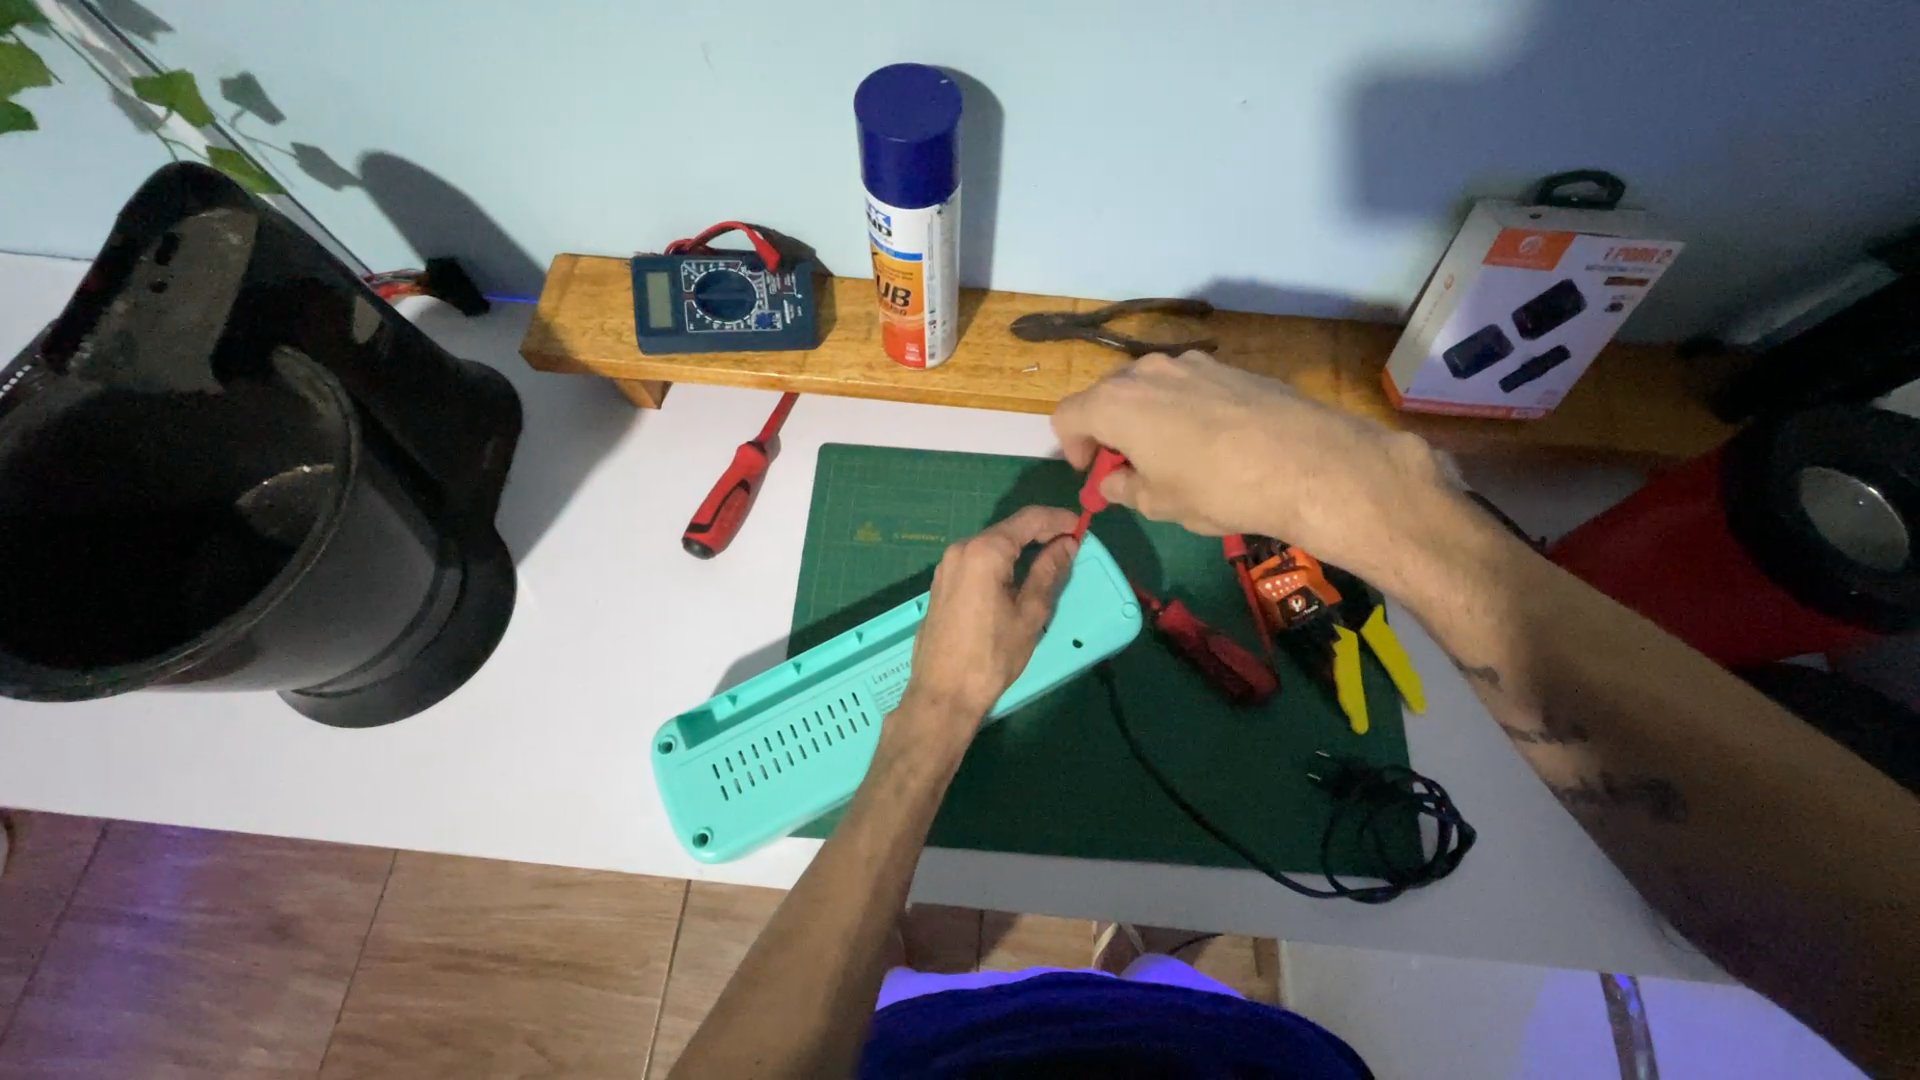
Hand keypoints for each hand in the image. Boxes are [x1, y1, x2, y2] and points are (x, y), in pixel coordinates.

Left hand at [890, 506, 1080, 754]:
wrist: (942, 693)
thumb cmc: (992, 655)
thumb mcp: (1030, 614)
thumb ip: (1049, 572)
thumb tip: (1067, 544)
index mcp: (984, 551)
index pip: (1028, 519)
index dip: (1058, 519)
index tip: (1081, 526)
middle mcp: (961, 550)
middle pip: (1008, 529)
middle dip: (1041, 533)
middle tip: (1071, 545)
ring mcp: (947, 567)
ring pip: (992, 545)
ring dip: (1022, 548)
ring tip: (1050, 561)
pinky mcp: (942, 584)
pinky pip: (978, 561)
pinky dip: (1002, 562)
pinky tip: (1018, 577)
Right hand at [1051, 350, 1456, 581]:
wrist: (1308, 463)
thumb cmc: (1217, 489)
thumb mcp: (1159, 503)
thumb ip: (1123, 488)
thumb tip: (1112, 481)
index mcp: (1116, 404)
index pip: (1066, 416)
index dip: (1070, 447)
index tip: (1093, 472)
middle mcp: (1146, 372)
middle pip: (1105, 396)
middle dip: (1107, 430)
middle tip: (1129, 466)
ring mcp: (1191, 363)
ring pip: (1148, 387)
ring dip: (1144, 417)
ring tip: (1173, 454)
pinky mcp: (1228, 367)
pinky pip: (1186, 385)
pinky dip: (1181, 409)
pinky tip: (1213, 441)